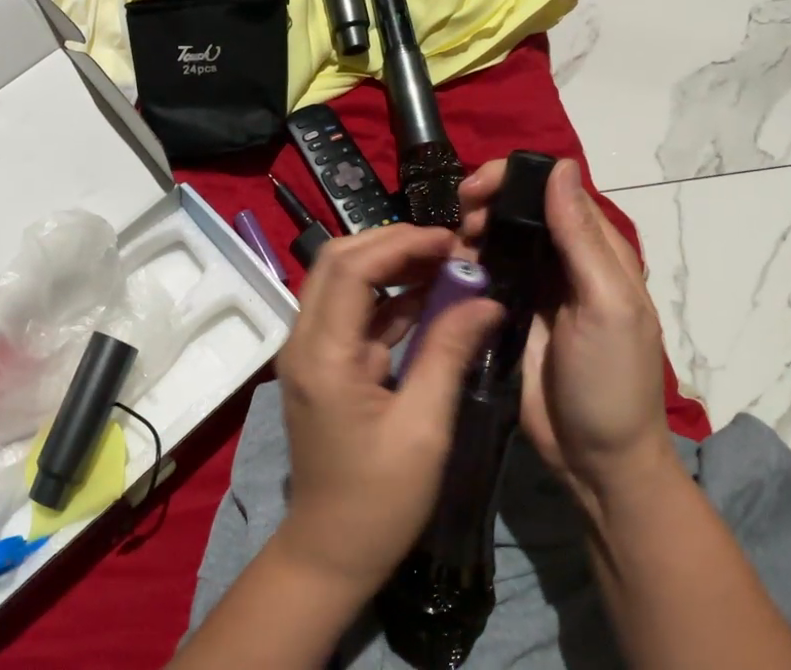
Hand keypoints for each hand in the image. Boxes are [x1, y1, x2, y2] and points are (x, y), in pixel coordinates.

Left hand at [273, 225, 502, 594]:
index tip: (450, 241)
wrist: (332, 550)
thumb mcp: (424, 428)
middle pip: (337, 263)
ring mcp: (310, 353)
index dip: (399, 244)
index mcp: (322, 354)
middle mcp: (304, 341)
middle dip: (392, 245)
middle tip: (449, 248)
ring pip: (342, 284)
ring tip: (448, 265)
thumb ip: (449, 354)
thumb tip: (485, 299)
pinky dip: (388, 300)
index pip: (349, 268)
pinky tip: (431, 298)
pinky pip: (352, 315)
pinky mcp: (323, 366)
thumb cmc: (379, 499)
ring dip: (391, 268)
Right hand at [459, 158, 676, 507]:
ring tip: (452, 249)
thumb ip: (581, 238)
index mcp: (599, 253)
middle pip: (520, 210)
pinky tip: (447, 269)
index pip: (556, 191)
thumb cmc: (610, 382)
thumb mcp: (606, 306)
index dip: (514, 179)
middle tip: (460, 224)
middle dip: (485, 203)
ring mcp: (533, 289)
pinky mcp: (506, 314)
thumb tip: (561, 166)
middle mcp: (564, 262)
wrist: (595, 459)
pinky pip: (482, 275)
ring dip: (470, 233)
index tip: (476, 190)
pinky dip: (463, 264)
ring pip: (497, 239)